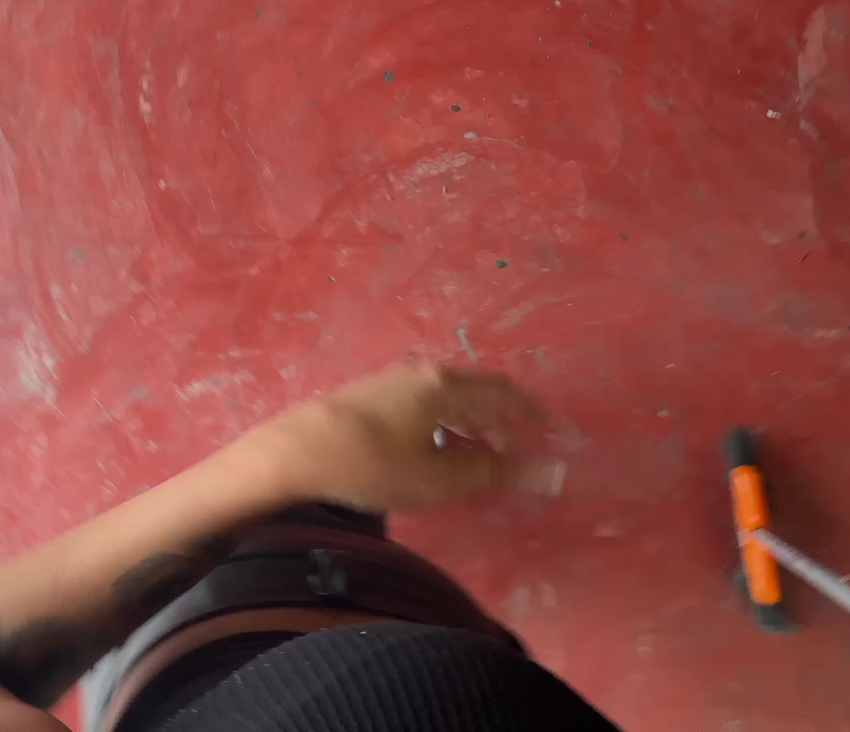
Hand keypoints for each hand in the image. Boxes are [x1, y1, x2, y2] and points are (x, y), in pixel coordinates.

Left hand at [241, 360, 549, 512]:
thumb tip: (551, 469)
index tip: (547, 428)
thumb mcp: (439, 477)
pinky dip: (445, 422)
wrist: (298, 452)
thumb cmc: (373, 465)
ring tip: (483, 453)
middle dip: (500, 417)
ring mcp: (392, 380)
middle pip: (473, 390)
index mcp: (443, 384)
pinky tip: (438, 447)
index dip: (527, 410)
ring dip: (471, 422)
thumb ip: (494, 471)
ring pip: (446, 397)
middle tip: (518, 448)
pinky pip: (424, 403)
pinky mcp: (371, 395)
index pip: (500, 390)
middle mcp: (420, 372)